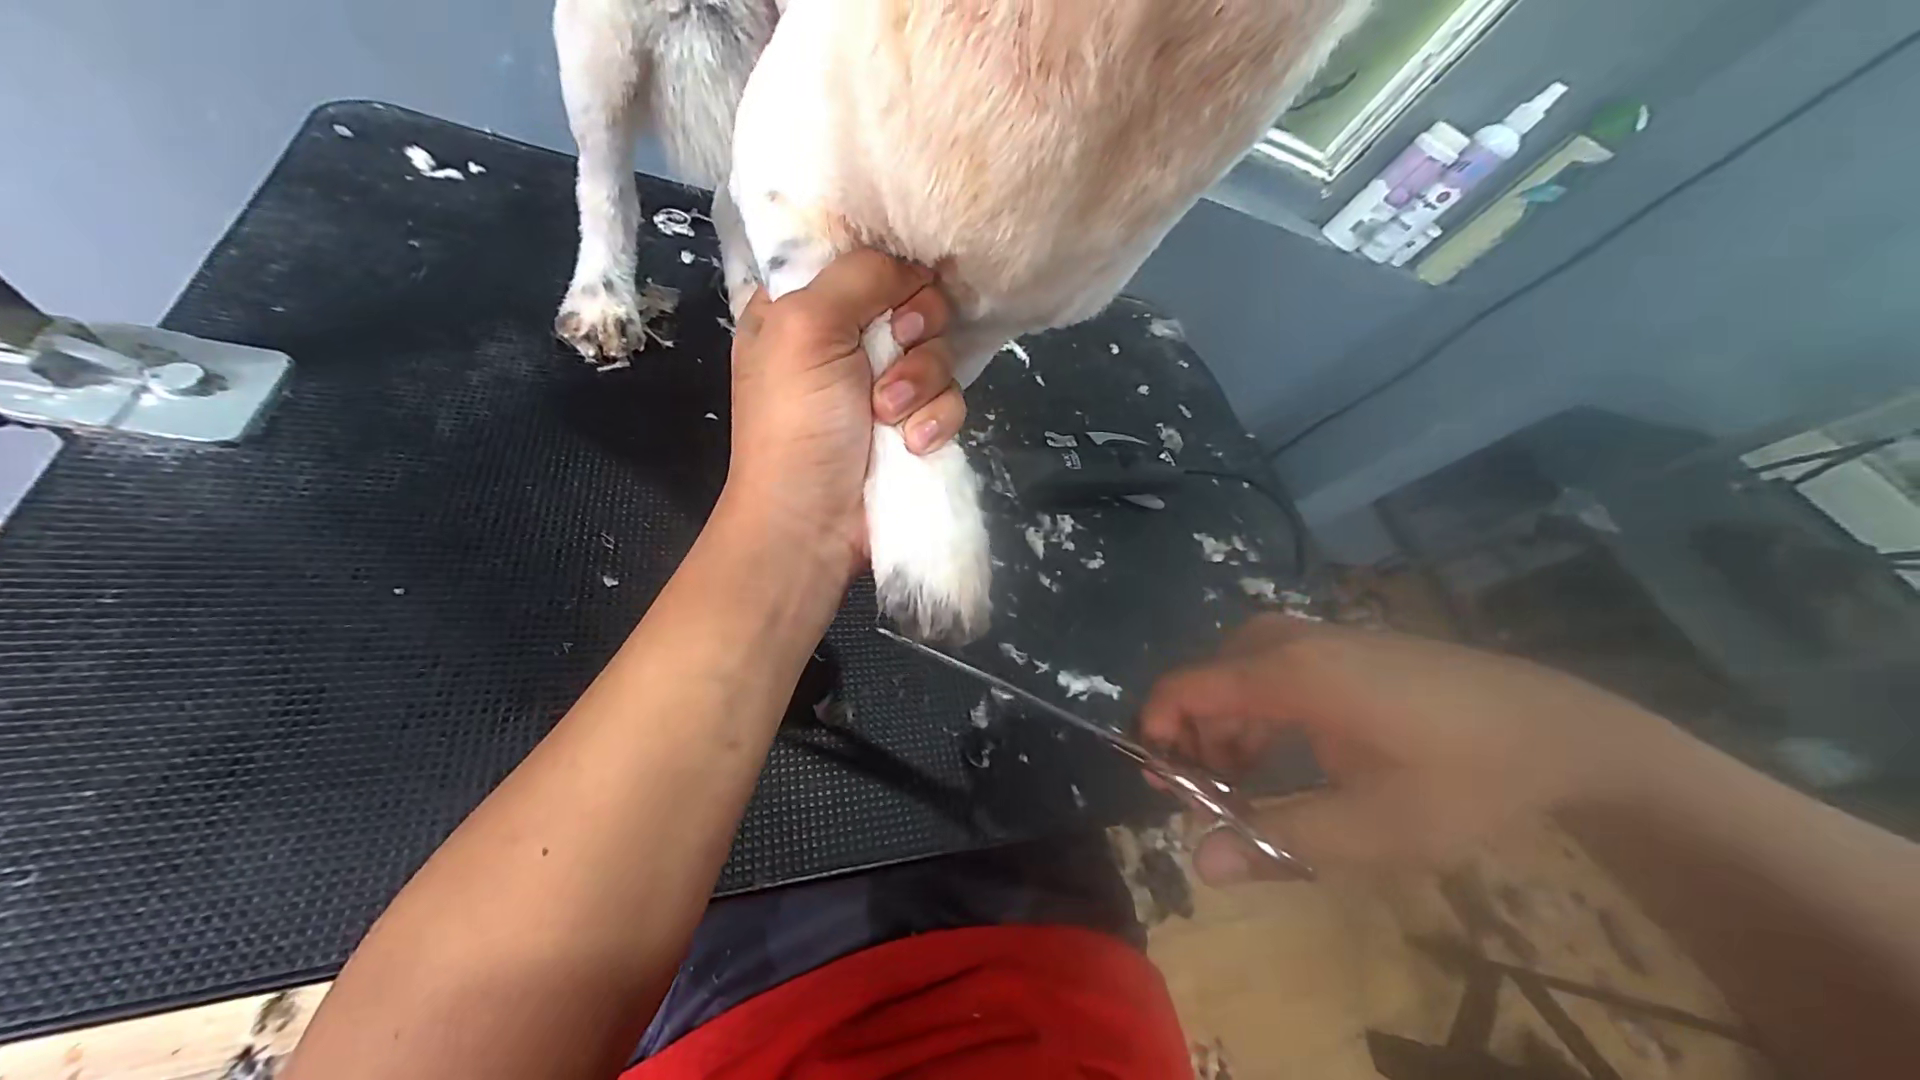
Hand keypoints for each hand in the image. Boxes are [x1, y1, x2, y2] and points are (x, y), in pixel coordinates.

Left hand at [723, 250, 966, 572]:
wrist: (812, 519)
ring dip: (920, 382)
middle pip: (914, 301)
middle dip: (912, 329)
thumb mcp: (805, 327)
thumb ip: (858, 276)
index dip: (888, 268)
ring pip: (938, 351)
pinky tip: (911, 444)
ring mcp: (883, 383)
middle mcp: (847, 339)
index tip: (892, 289)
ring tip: (888, 416)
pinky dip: (935, 419)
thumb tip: (909, 267)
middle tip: (894, 349)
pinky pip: (950, 398)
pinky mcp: (913, 422)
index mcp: (804, 305)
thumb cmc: (795, 421)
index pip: (864, 259)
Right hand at [1140, 615, 1680, 881]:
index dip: (1157, 728)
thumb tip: (1201, 864)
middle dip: (1193, 735)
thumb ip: (1277, 840)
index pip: (1187, 686)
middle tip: (1205, 793)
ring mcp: (1321, 639)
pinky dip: (1258, 710)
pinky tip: (1285, 754)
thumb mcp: (1373, 827)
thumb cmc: (1466, 777)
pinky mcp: (1344, 647)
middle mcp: (1293, 642)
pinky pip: (1272, 668)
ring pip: (1238, 672)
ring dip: (1226, 725)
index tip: (1160, 781)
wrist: (1563, 728)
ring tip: (1240, 783)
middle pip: (1208, 677)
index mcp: (1290, 674)